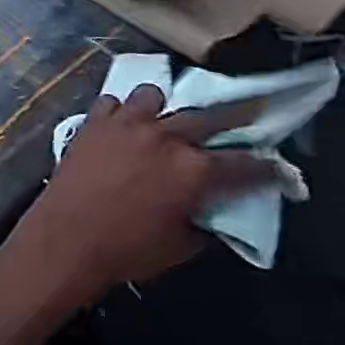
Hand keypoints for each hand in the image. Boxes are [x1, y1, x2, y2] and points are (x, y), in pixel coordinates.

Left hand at [31, 83, 278, 292]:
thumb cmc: (128, 248)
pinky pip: (112, 102)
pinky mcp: (94, 122)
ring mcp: (127, 124)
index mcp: (196, 171)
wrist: (68, 235)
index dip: (268, 168)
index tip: (277, 168)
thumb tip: (214, 211)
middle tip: (247, 114)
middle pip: (210, 117)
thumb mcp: (183, 244)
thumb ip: (206, 220)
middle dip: (234, 117)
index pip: (247, 164)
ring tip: (164, 117)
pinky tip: (121, 122)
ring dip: (165, 106)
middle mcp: (166, 138)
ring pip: (154, 96)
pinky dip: (120, 110)